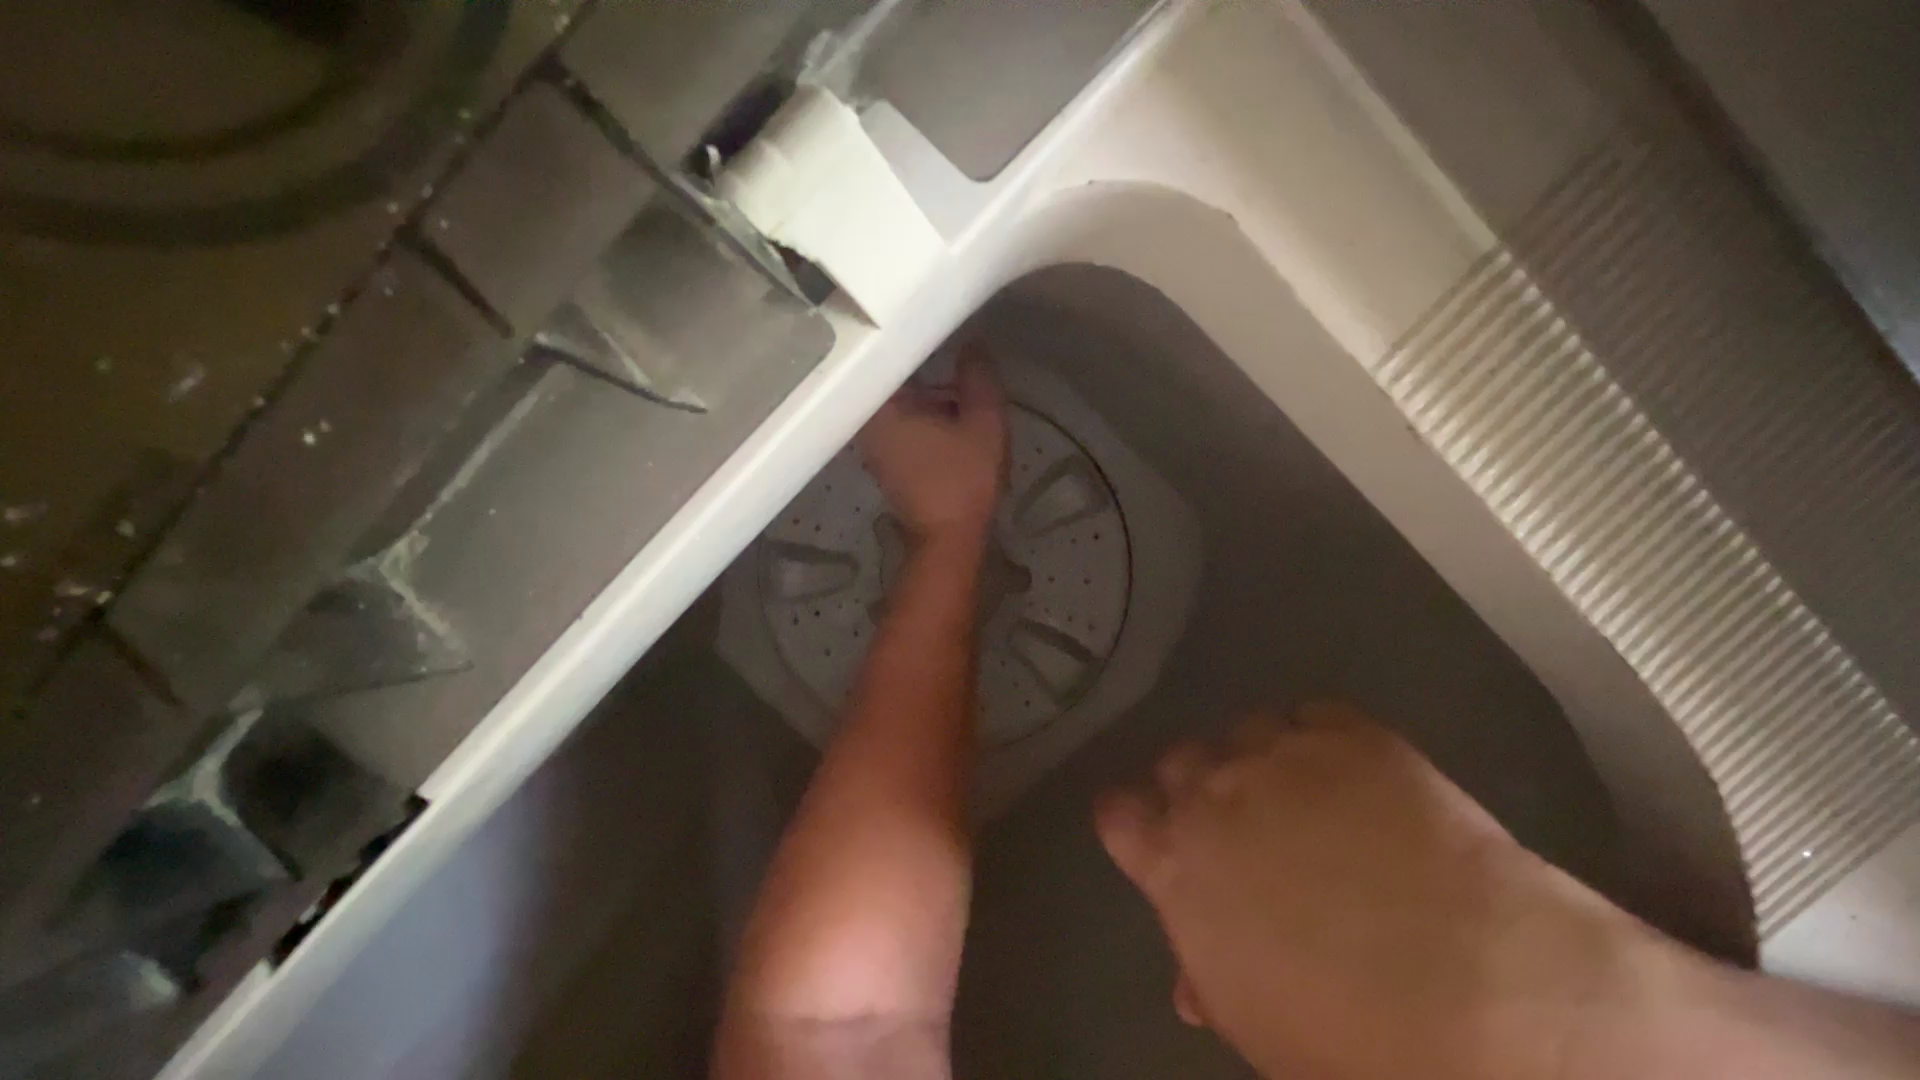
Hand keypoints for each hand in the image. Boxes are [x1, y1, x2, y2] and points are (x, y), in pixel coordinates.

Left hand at [857, 343, 1007, 545]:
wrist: (949, 541)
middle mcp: (866, 424)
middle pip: (894, 381)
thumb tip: (973, 345)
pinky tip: (949, 418)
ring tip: (959, 390)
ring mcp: (872, 446)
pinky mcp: (885, 463)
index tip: (938, 331)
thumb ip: (979, 376)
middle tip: (956, 361)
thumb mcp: (984, 421)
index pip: (889, 356)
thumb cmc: (963, 480)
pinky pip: (901, 425)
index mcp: (881, 409)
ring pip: (899, 404)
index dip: (915, 340)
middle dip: (926, 370)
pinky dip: (923, 417)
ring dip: (927, 396)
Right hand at [1096, 704, 1659, 1079]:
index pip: (1119, 812)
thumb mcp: (1257, 1026)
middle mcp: (1215, 793)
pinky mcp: (1354, 736)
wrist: (1480, 992)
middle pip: (1179, 760)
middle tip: (1239, 822)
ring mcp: (1283, 756)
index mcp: (1177, 863)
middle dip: (1198, 786)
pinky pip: (1314, 716)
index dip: (1137, 822)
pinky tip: (1353, 775)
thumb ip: (1211, 980)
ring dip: (1259, 758)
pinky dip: (1320, 739)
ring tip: (1302, 793)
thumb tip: (1192, 981)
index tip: (1159, 838)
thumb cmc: (1350, 1034)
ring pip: (1245, 730)